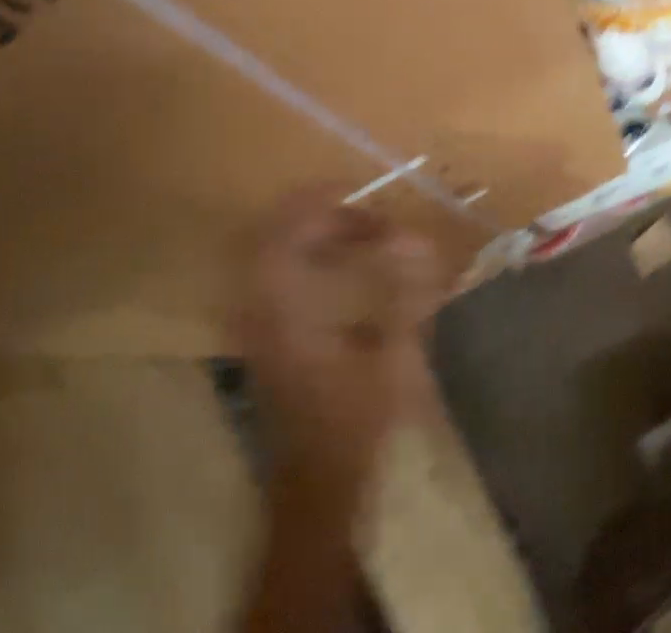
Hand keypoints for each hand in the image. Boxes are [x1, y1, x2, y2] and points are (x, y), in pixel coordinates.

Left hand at [235, 185, 449, 491]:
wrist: (320, 477)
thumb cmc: (361, 420)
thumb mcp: (396, 357)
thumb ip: (407, 293)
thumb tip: (416, 239)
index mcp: (285, 315)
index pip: (280, 238)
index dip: (313, 206)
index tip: (357, 192)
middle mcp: (258, 314)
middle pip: (270, 240)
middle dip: (319, 218)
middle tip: (368, 217)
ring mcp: (254, 327)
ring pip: (269, 259)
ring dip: (311, 238)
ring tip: (361, 237)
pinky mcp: (263, 338)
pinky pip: (273, 279)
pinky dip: (306, 260)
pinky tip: (343, 269)